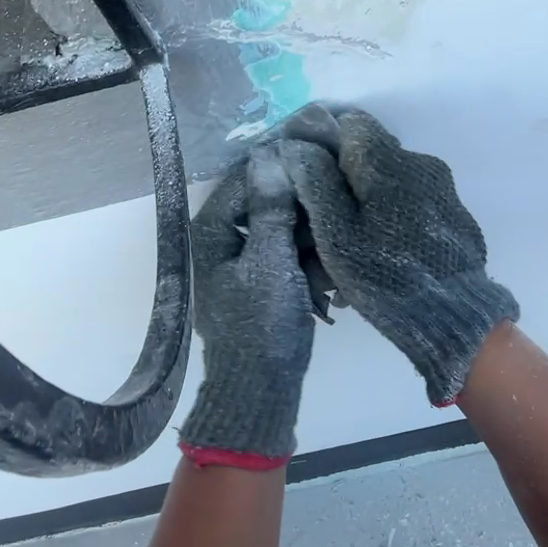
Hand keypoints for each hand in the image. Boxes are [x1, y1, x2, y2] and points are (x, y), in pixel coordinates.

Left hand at [178, 146, 316, 467]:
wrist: (260, 393)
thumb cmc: (261, 325)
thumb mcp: (271, 262)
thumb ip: (271, 207)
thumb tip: (269, 154)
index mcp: (212, 229)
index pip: (247, 177)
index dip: (281, 165)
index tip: (320, 156)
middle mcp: (221, 239)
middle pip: (264, 200)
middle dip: (299, 203)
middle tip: (334, 197)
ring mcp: (241, 261)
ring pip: (279, 226)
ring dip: (307, 231)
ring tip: (335, 231)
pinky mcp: (260, 280)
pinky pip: (285, 252)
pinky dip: (305, 255)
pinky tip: (329, 263)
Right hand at [281, 107, 518, 405]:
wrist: (454, 316)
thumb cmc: (385, 272)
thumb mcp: (335, 231)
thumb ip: (314, 180)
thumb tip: (297, 145)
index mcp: (387, 160)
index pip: (350, 123)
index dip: (324, 143)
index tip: (307, 174)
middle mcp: (418, 162)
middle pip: (370, 153)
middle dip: (344, 177)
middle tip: (324, 216)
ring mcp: (441, 189)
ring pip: (390, 180)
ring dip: (368, 200)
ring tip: (352, 243)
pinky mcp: (453, 215)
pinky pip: (411, 202)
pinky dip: (391, 217)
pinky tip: (382, 251)